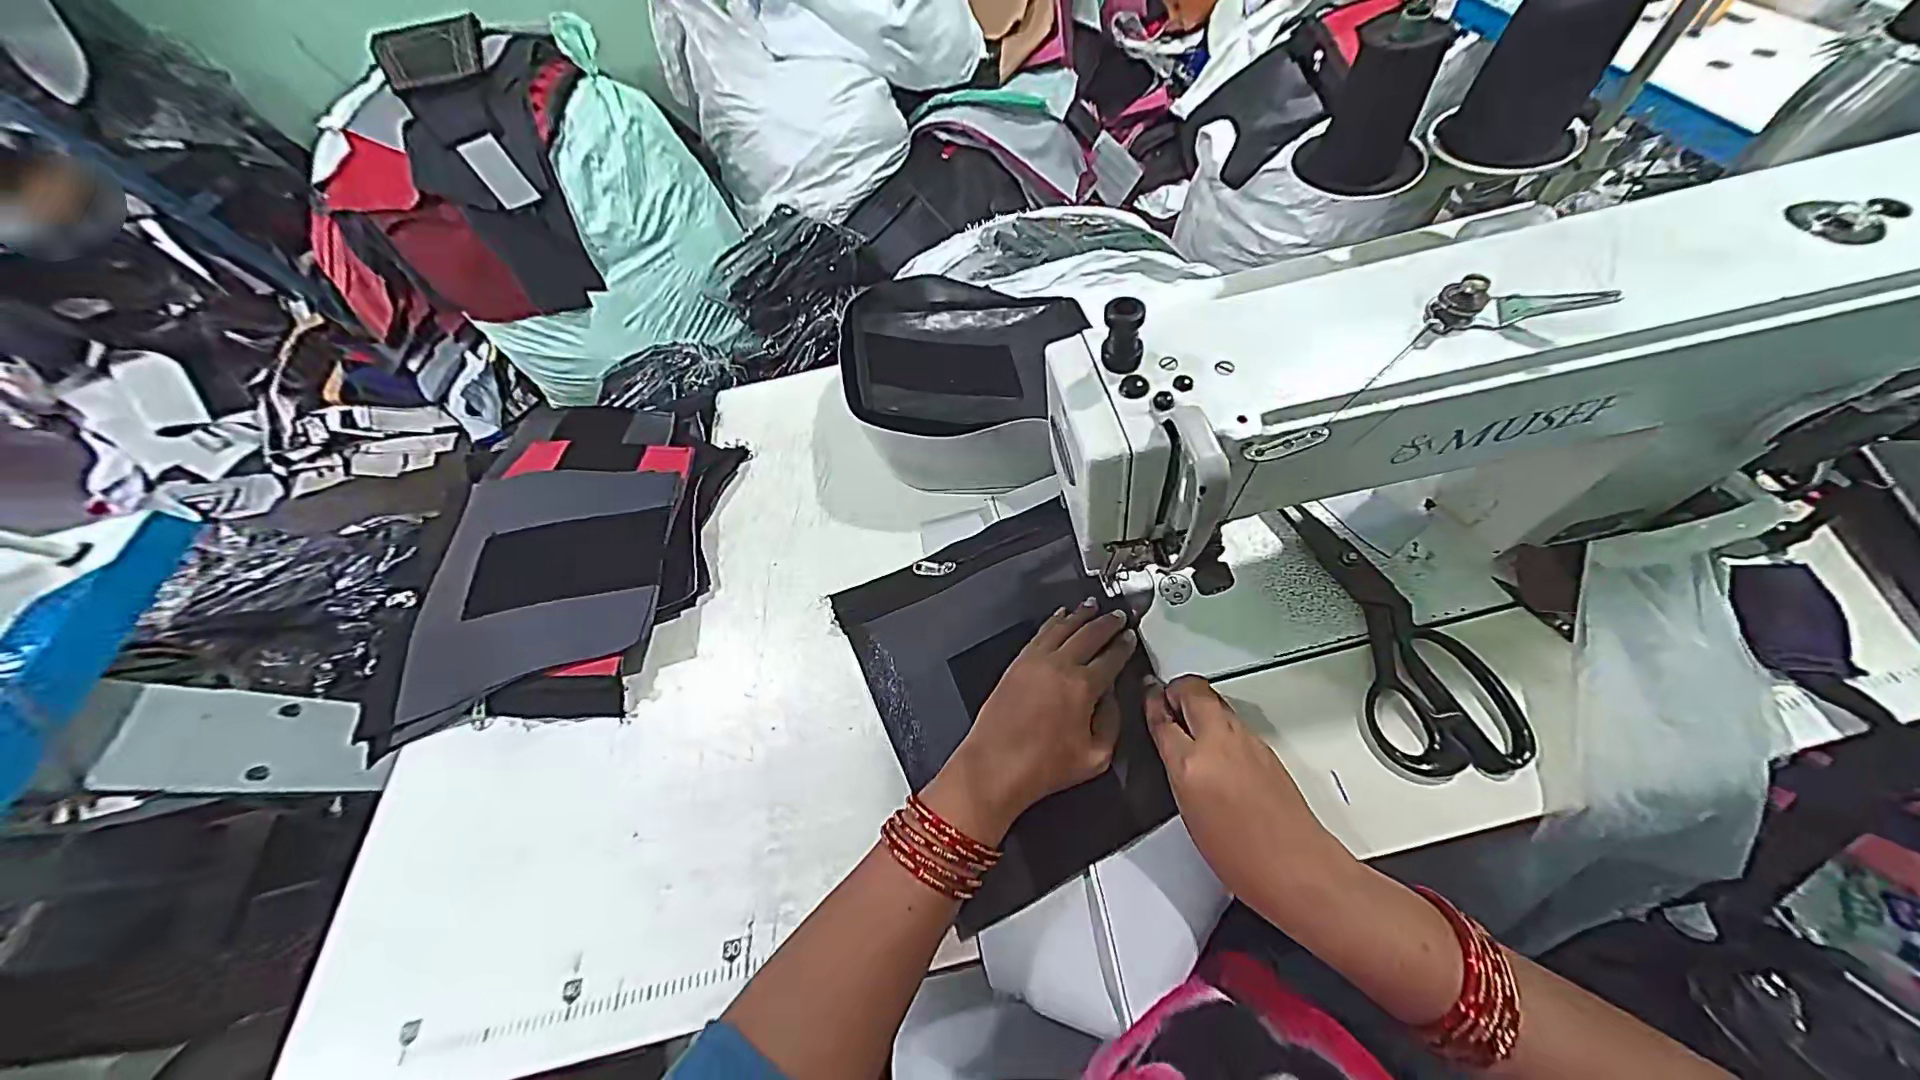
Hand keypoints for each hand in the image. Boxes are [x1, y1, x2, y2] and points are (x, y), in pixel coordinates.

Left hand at [924, 600, 1136, 842]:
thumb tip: (1112, 699)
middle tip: (1117, 617)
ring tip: (1092, 607)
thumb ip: (1112, 721)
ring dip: (1081, 615)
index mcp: (1083, 687)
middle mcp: (1059, 667)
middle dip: (1107, 623)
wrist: (995, 766)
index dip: (1124, 645)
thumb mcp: (1096, 756)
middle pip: (1089, 633)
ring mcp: (1035, 662)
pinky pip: (1040, 633)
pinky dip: (1054, 622)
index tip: (1129, 639)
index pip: (1111, 656)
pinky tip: (1060, 618)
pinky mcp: (1017, 664)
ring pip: (1063, 627)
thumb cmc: (1039, 766)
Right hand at [1145, 676, 1347, 898]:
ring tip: (1190, 718)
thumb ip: (1177, 771)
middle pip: (1192, 690)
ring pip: (1216, 702)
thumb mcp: (1189, 814)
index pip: (1162, 717)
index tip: (1149, 697)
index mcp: (1191, 764)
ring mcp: (1248, 742)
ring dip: (1200, 703)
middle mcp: (1221, 744)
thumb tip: (1171, 748)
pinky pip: (1236, 722)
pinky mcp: (1267, 749)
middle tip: (1167, 696)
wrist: (1298, 870)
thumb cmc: (1246, 858)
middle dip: (1177, 689)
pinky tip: (1217, 744)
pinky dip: (1221, 723)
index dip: (1152, 703)